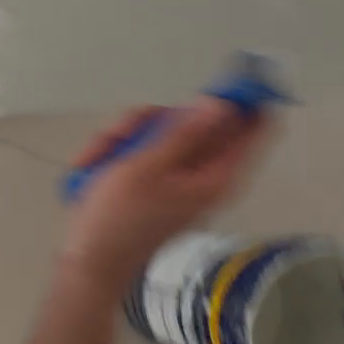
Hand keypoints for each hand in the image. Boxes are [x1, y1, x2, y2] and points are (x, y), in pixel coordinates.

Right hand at [59, 99, 272, 291]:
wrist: (88, 259)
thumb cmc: (119, 215)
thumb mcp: (147, 167)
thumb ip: (185, 134)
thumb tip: (223, 104)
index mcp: (217, 175)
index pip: (255, 128)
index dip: (242, 100)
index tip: (217, 83)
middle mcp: (202, 173)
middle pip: (191, 122)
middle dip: (148, 121)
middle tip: (119, 132)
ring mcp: (174, 177)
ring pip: (158, 133)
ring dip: (120, 138)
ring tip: (95, 158)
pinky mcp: (149, 182)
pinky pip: (139, 151)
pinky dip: (113, 154)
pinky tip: (91, 167)